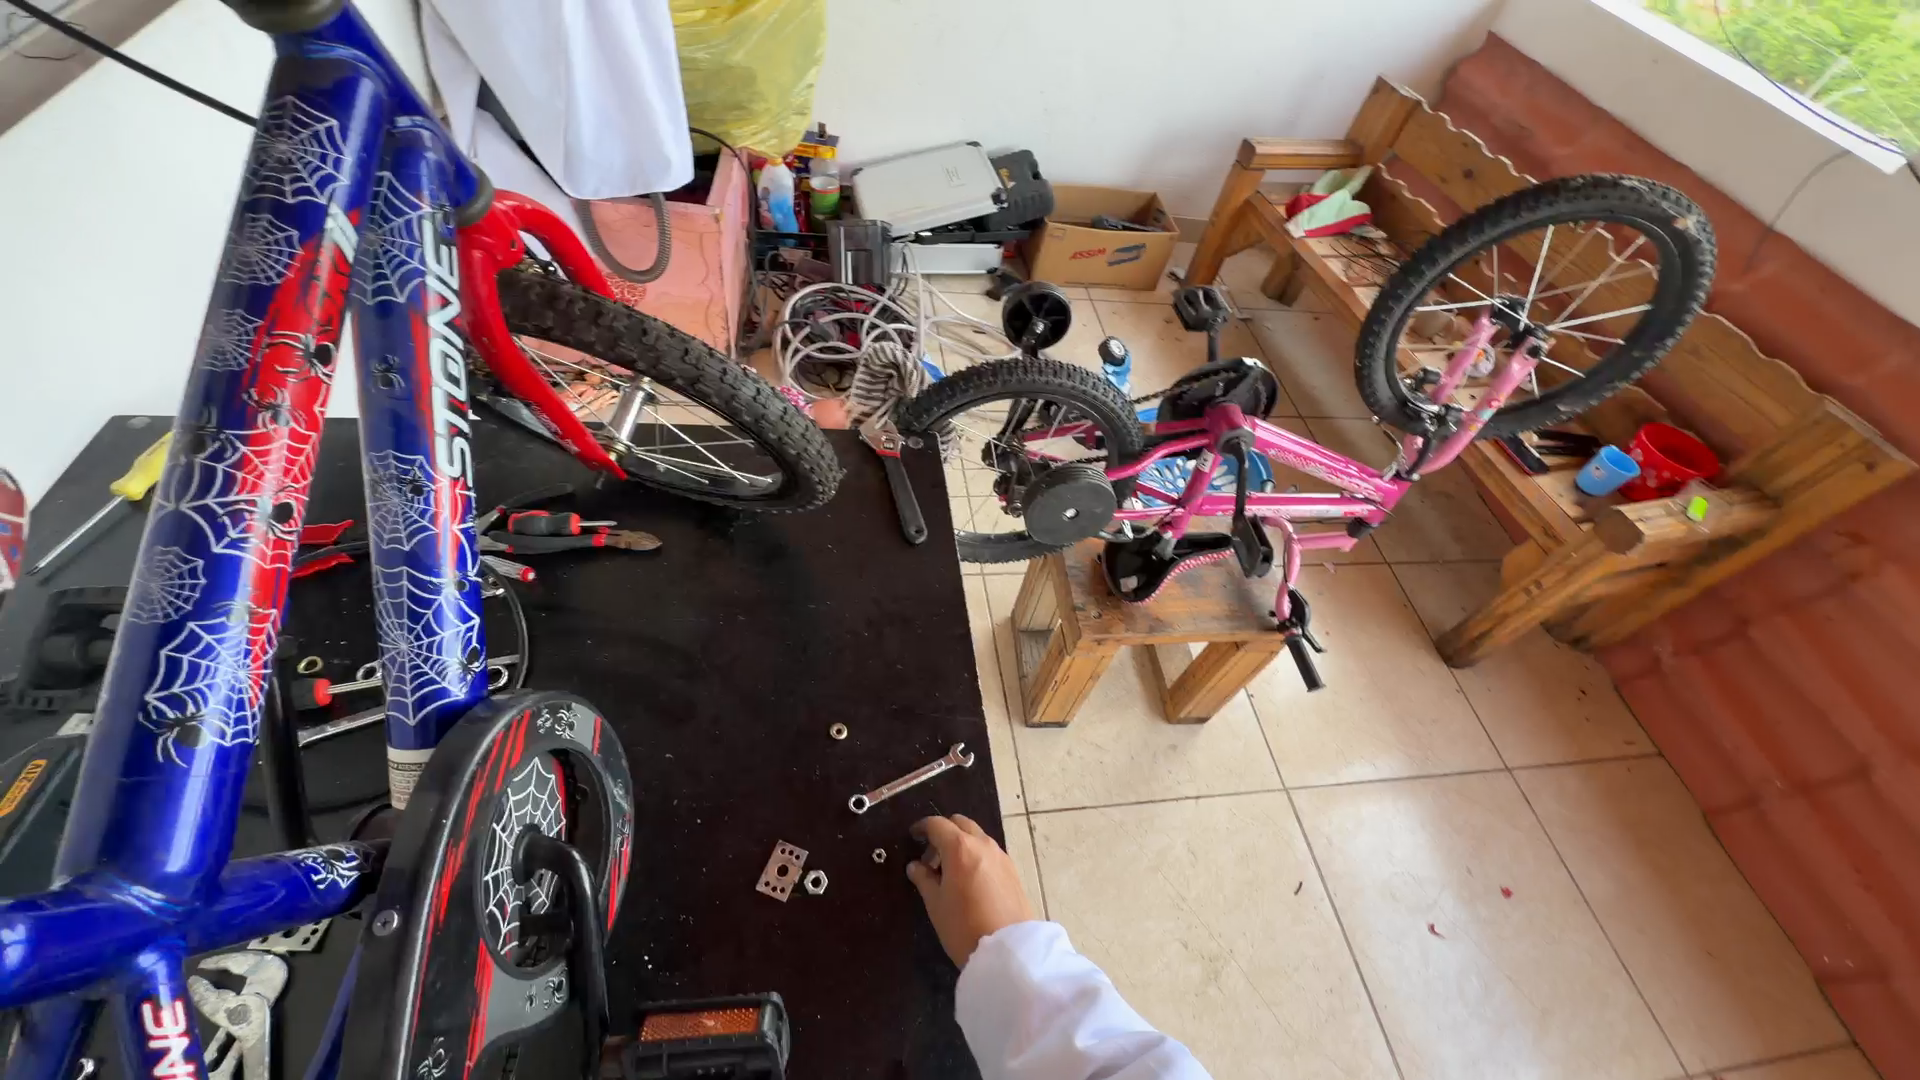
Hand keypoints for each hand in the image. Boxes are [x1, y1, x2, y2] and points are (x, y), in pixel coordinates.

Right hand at [906, 814, 1036, 967]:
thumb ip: (924, 880)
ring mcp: (1000, 855)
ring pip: (977, 836)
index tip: (913, 836)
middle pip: (960, 824)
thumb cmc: (964, 927)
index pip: (937, 824)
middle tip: (931, 857)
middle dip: (943, 833)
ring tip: (950, 872)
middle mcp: (982, 843)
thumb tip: (915, 866)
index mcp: (960, 847)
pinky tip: (970, 880)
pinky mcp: (1012, 869)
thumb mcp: (936, 905)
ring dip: (961, 843)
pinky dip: (976, 854)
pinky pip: (989, 851)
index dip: (922, 828)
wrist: (1009, 951)